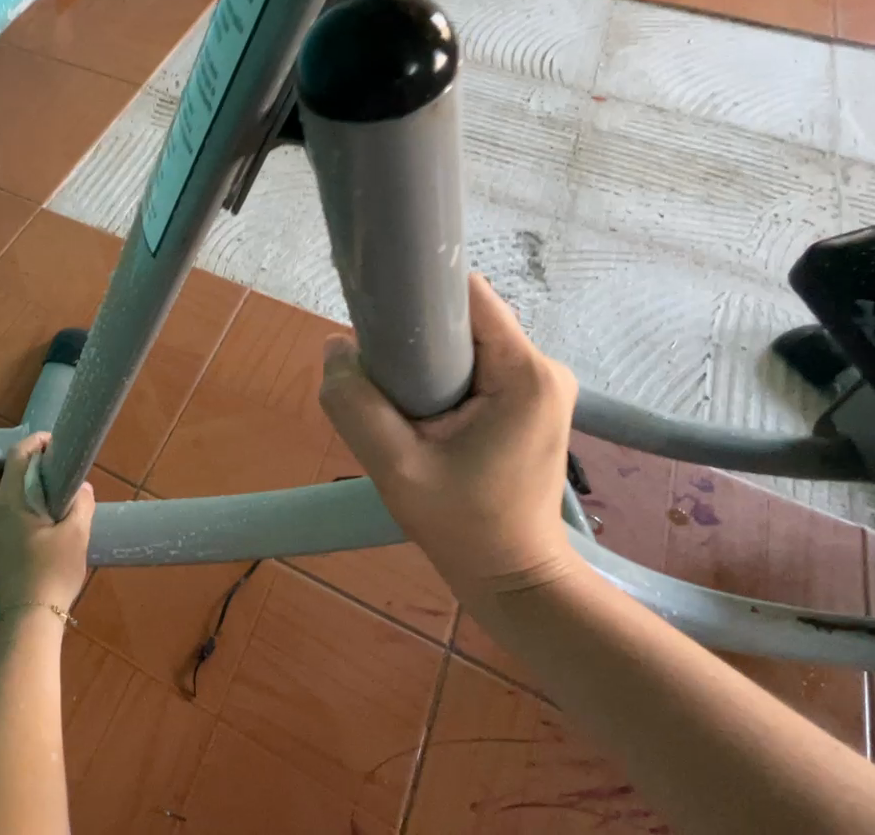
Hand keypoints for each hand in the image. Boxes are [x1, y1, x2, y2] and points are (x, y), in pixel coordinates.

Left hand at [0, 432, 95, 615]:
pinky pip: (15, 514)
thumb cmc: (52, 572)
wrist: (29, 619)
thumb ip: (80, 505)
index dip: (37, 442)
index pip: (19, 456)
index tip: (58, 442)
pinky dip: (32, 505)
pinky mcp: (1, 548)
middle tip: (67, 465)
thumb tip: (82, 487)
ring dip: (37, 487)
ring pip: (15, 496)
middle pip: (15, 475)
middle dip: (39, 464)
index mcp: (11, 503)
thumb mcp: (76, 535)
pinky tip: (52, 519)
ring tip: (64, 491)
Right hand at [319, 273, 580, 598]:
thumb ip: (355, 405)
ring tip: (398, 407)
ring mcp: (538, 384)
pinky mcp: (527, 401)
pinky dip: (437, 381)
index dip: (415, 298)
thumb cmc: (462, 526)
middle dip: (413, 340)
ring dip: (422, 364)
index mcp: (524, 373)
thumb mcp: (394, 468)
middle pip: (460, 319)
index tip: (375, 325)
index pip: (466, 296)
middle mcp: (541, 367)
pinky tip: (418, 417)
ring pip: (461, 343)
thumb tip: (334, 346)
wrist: (513, 577)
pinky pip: (471, 367)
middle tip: (380, 383)